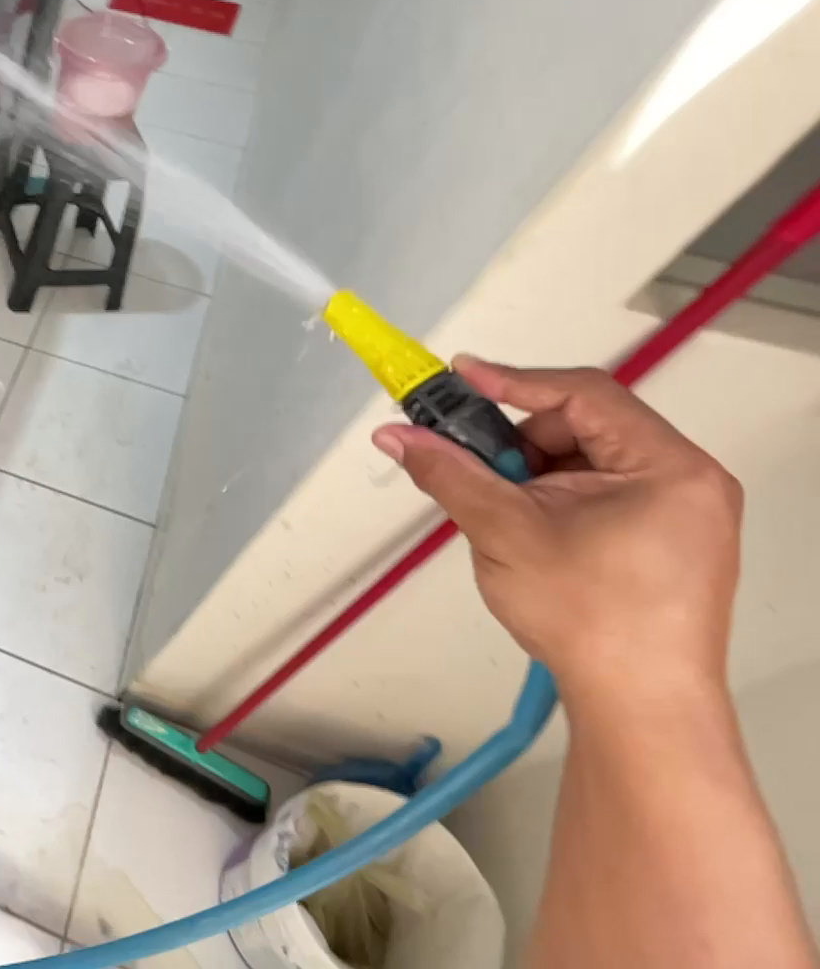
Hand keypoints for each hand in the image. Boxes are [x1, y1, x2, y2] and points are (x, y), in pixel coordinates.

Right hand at [370, 357, 741, 709]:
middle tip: (467, 465)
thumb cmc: (584, 610)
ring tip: (493, 510)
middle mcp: (680, 478)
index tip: (456, 376)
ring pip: (579, 462)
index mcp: (666, 466)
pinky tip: (518, 526)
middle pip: (579, 428)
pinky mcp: (656, 536)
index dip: (513, 381)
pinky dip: (542, 497)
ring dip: (525, 474)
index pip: (583, 395)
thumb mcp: (501, 529)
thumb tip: (394, 434)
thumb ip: (446, 472)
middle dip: (515, 441)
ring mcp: (672, 510)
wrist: (636, 698)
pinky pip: (589, 492)